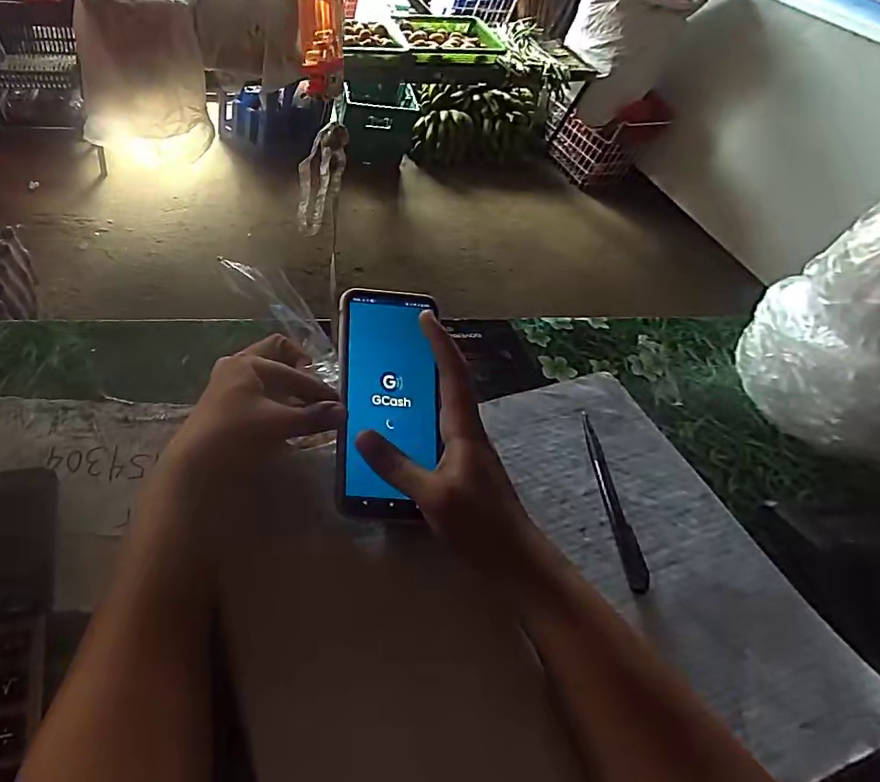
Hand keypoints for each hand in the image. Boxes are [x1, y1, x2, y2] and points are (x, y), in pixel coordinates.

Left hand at [163, 334, 342, 482]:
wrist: (196, 462)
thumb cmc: (237, 433)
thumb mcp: (279, 423)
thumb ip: (312, 416)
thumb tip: (342, 412)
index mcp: (249, 363)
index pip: (293, 370)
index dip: (318, 387)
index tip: (337, 404)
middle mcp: (235, 366)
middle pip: (274, 355)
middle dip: (298, 369)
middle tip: (316, 388)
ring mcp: (226, 383)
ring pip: (262, 373)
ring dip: (285, 385)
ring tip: (304, 404)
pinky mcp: (222, 402)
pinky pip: (254, 390)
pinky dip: (272, 397)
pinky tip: (282, 416)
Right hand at [354, 311, 547, 582]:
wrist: (519, 563)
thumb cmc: (481, 527)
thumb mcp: (433, 496)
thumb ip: (397, 465)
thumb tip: (360, 432)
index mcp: (464, 431)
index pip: (452, 376)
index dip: (439, 344)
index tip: (424, 317)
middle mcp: (467, 433)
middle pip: (451, 382)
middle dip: (432, 354)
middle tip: (403, 338)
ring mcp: (467, 450)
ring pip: (444, 404)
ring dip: (426, 382)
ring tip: (394, 374)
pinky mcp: (462, 467)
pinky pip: (438, 427)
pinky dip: (421, 413)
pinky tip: (400, 426)